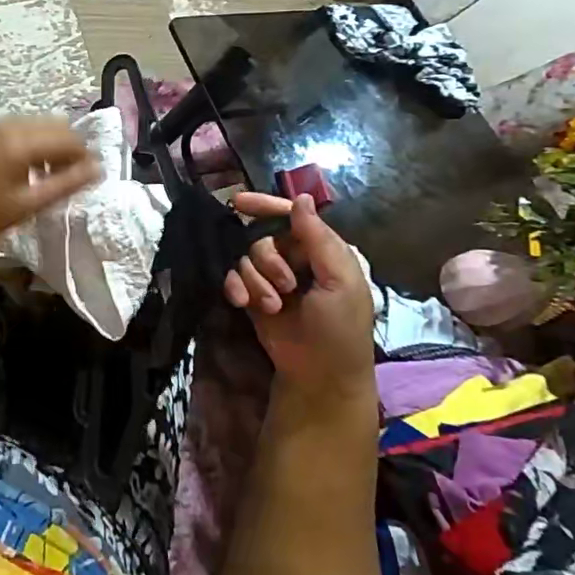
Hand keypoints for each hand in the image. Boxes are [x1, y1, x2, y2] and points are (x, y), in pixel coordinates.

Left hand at [0, 117, 100, 246]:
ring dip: (52, 144)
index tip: (89, 181)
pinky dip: (33, 142)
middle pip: (57, 125)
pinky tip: (25, 168)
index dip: (85, 158)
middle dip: (70, 148)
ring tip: (46, 176)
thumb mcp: (25, 206)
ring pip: (39, 124)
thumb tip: (97, 169)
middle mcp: (11, 124)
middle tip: (68, 179)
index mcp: (22, 142)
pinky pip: (21, 127)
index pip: (71, 139)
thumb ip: (64, 185)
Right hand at [224, 193, 377, 403]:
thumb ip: (319, 239)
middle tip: (286, 286)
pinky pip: (233, 278)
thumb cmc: (340, 329)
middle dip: (268, 260)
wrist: (320, 376)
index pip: (290, 216)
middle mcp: (294, 259)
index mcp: (321, 250)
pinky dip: (234, 286)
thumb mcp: (340, 282)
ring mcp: (271, 279)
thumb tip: (301, 197)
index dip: (265, 206)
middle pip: (263, 238)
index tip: (238, 202)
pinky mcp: (252, 297)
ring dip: (255, 280)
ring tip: (271, 306)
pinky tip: (240, 301)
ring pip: (246, 258)